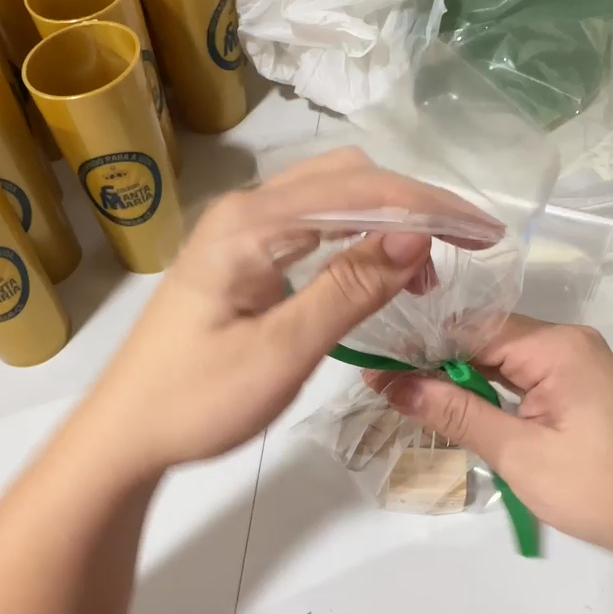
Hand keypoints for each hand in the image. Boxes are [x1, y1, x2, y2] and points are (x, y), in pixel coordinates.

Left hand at [76, 148, 500, 476]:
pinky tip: (373, 271)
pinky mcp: (237, 260)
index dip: (430, 208)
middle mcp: (244, 212)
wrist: (127, 432)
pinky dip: (351, 241)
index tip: (485, 234)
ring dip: (383, 224)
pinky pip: (308, 229)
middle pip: (346, 181)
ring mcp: (237, 234)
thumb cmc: (197, 400)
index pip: (361, 192)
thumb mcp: (281, 351)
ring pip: (328, 202)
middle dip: (411, 209)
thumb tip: (415, 238)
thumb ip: (348, 289)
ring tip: (422, 273)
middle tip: (457, 257)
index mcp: (251, 225)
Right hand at [368, 315, 612, 559]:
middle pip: (484, 338)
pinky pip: (519, 375)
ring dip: (458, 377)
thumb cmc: (595, 487)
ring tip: (405, 394)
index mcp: (556, 346)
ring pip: (499, 358)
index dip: (421, 348)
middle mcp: (567, 342)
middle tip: (383, 386)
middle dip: (435, 362)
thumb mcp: (517, 452)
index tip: (377, 369)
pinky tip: (453, 405)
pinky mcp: (576, 386)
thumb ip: (456, 412)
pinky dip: (486, 389)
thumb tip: (395, 385)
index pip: (472, 328)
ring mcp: (574, 363)